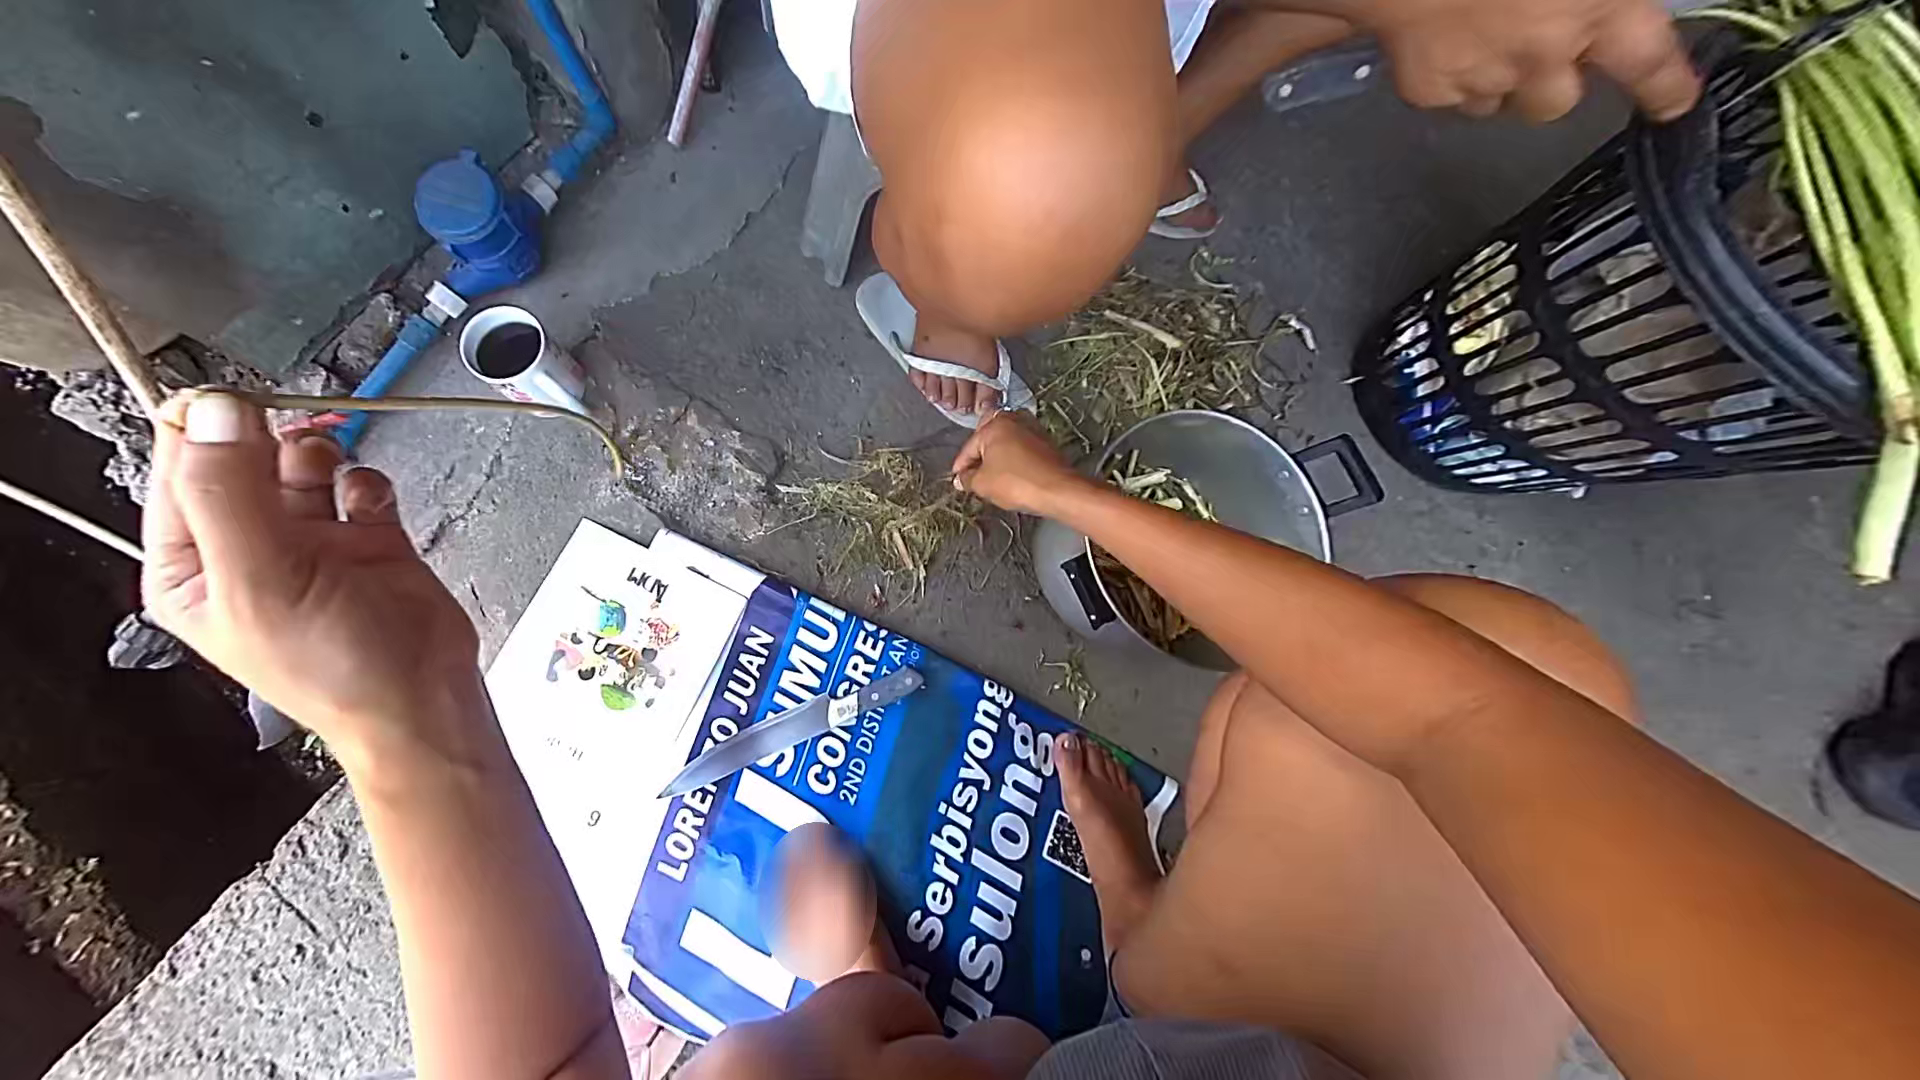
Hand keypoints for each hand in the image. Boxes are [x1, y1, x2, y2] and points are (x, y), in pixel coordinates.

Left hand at [142, 392, 482, 768]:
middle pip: (248, 461)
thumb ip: (230, 493)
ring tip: (338, 478)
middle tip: (299, 441)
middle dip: (270, 443)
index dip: (202, 431)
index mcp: (195, 560)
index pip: (180, 473)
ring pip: (307, 468)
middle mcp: (253, 544)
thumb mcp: (259, 579)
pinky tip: (372, 502)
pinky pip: (364, 489)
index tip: (234, 400)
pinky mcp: (374, 540)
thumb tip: (216, 413)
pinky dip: (368, 485)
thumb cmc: (334, 666)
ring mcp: (318, 541)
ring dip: (322, 460)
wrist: (422, 693)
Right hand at [950, 411, 1096, 516]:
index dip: (961, 467)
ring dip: (998, 456)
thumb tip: (961, 478)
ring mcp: (1032, 430)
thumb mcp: (982, 484)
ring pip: (1006, 441)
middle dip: (980, 455)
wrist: (1058, 490)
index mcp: (994, 425)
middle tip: (974, 475)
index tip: (958, 479)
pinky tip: (1012, 475)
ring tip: (993, 477)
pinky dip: (1014, 458)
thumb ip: (967, 479)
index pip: (969, 447)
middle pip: (988, 437)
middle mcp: (1014, 420)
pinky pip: (1022, 448)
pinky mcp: (1046, 443)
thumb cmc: (1018, 483)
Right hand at [1349, 0, 1700, 122]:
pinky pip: (1448, 97)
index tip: (1674, 106)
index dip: (1665, 87)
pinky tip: (1449, 47)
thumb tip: (1614, 6)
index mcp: (1598, 8)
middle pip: (1556, 104)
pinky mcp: (1430, 91)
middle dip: (1555, 86)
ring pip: (1496, 103)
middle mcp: (1540, 58)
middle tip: (1545, 61)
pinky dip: (1453, 79)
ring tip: (1488, 46)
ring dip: (1500, 84)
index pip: (1648, 61)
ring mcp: (1479, 81)